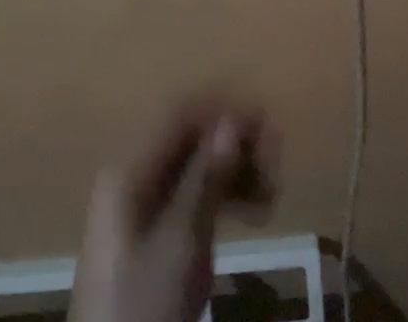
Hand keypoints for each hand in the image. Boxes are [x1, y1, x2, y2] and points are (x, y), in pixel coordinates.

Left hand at [68, 100, 275, 321]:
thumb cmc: (143, 298)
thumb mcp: (180, 240)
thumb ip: (206, 178)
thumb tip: (232, 121)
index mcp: (130, 169)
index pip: (180, 115)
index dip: (222, 110)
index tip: (267, 119)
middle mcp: (137, 176)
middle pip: (192, 140)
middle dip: (237, 144)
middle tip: (277, 161)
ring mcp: (148, 204)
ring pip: (200, 168)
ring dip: (238, 171)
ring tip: (273, 193)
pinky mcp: (161, 231)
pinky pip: (198, 196)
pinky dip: (228, 198)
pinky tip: (258, 211)